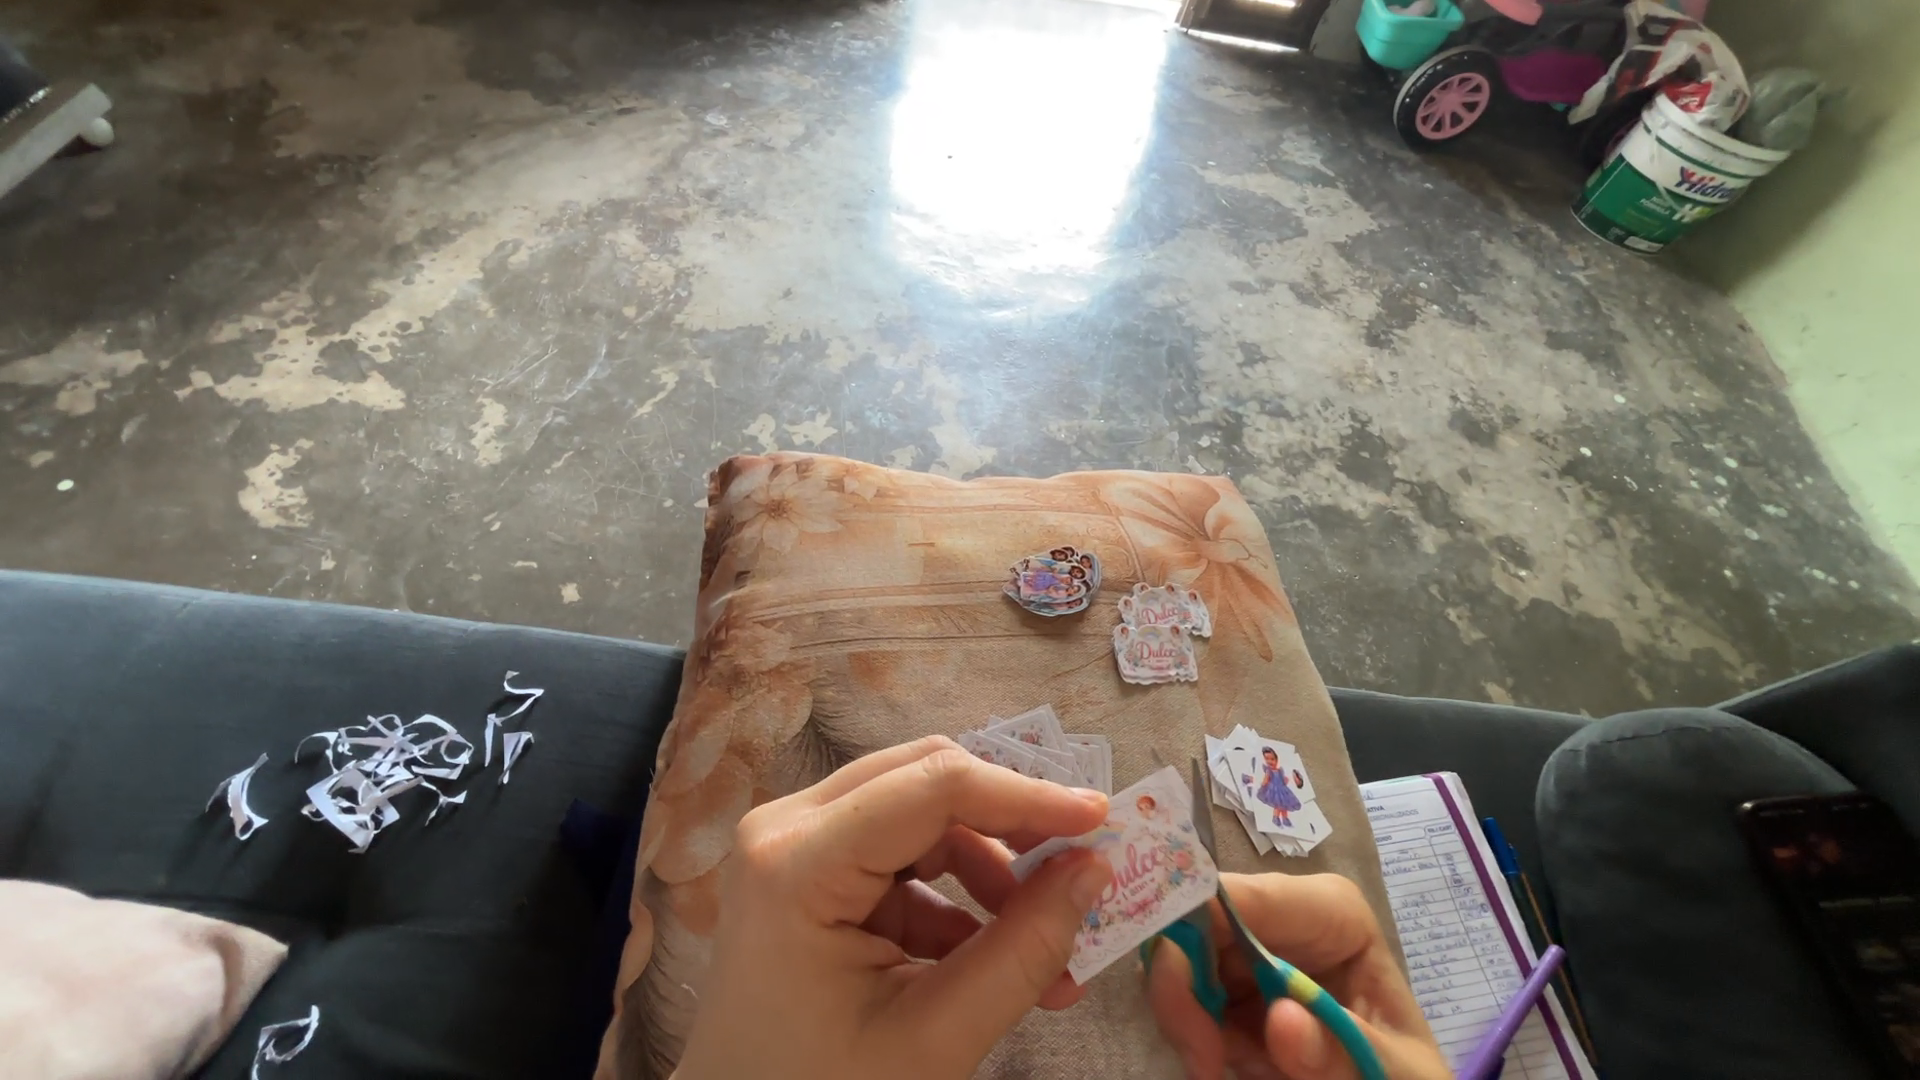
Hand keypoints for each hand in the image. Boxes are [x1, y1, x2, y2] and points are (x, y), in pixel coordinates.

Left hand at [674, 736, 1113, 1079]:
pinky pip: (902, 852)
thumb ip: (1022, 952)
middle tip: (1077, 865)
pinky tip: (996, 951)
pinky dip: (955, 894)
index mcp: (797, 861)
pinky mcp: (810, 863)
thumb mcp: (933, 1038)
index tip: (1099, 818)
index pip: (932, 786)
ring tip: (1044, 941)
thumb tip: (1094, 871)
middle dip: (1008, 822)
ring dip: (988, 867)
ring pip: (920, 811)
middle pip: (925, 779)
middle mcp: (787, 824)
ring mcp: (794, 839)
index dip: (1024, 795)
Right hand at [1147, 873, 1449, 1079]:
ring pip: (1176, 956)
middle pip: (1196, 921)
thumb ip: (1341, 1051)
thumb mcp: (1396, 1074)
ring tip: (1211, 1068)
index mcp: (1326, 910)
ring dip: (1181, 1015)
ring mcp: (1244, 949)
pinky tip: (1213, 1066)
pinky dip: (1186, 1032)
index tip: (1181, 996)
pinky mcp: (1224, 985)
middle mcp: (1275, 917)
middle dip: (1181, 983)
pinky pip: (1180, 993)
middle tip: (1199, 1054)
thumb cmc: (1405, 1078)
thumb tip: (1283, 1017)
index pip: (1243, 896)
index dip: (1195, 926)